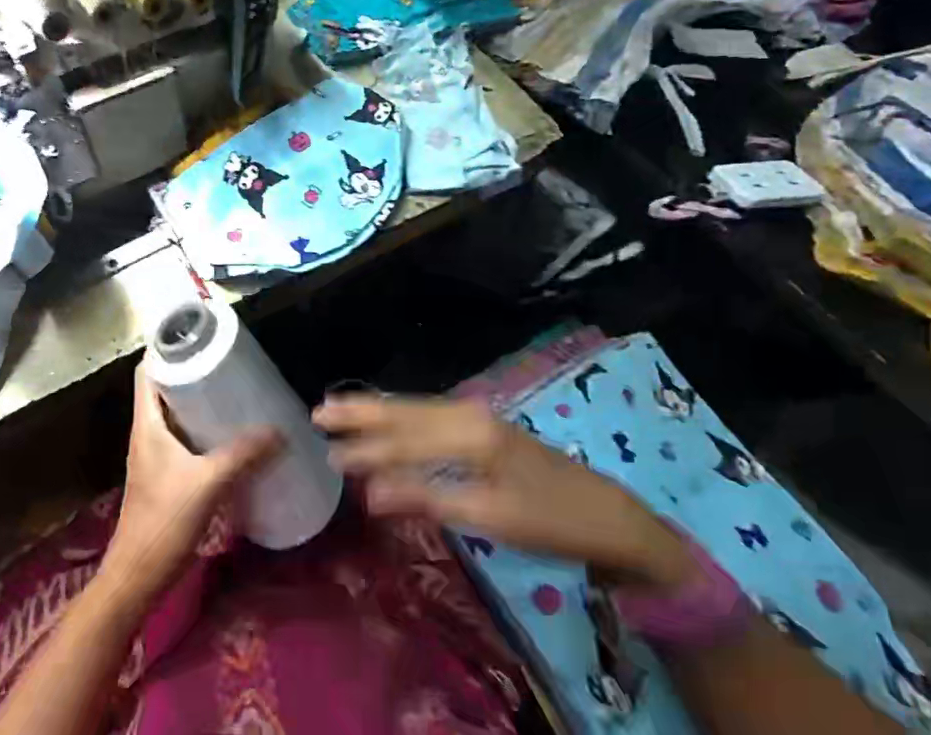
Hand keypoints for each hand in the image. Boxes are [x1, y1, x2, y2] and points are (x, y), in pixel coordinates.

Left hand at [99, 368, 280, 605]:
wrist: (137, 576)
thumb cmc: (164, 521)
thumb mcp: (208, 483)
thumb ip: (243, 456)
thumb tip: (280, 431)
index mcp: (147, 425)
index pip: (147, 372)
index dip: (166, 351)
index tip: (197, 338)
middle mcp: (147, 434)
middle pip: (164, 391)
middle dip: (192, 375)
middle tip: (228, 366)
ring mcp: (154, 456)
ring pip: (174, 417)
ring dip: (198, 405)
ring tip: (234, 395)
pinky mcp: (164, 477)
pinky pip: (183, 441)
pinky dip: (202, 432)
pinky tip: (229, 438)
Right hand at [315, 394, 694, 589]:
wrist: (611, 519)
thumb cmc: (550, 520)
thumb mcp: (489, 516)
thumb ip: (427, 498)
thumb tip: (370, 494)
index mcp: (468, 433)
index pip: (403, 437)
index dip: (364, 445)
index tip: (328, 452)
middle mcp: (468, 415)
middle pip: (405, 410)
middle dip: (362, 412)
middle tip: (319, 411)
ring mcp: (479, 419)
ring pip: (417, 410)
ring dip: (379, 412)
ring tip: (344, 411)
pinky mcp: (485, 430)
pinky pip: (431, 417)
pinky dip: (403, 420)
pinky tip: (392, 422)